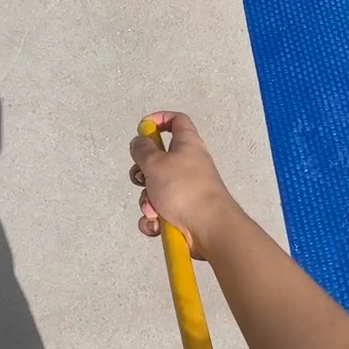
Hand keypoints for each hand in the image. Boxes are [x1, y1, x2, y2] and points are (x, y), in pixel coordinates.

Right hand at [129, 111, 245, 259]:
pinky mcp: (182, 212)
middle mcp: (187, 164)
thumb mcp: (156, 163)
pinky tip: (156, 224)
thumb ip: (142, 150)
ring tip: (154, 208)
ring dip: (147, 199)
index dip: (158, 119)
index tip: (142, 129)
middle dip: (143, 171)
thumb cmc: (183, 189)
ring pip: (154, 188)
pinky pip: (159, 211)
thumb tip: (138, 141)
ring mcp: (185, 190)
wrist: (209, 228)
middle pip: (158, 159)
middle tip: (142, 178)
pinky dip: (153, 219)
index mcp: (187, 144)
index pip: (176, 120)